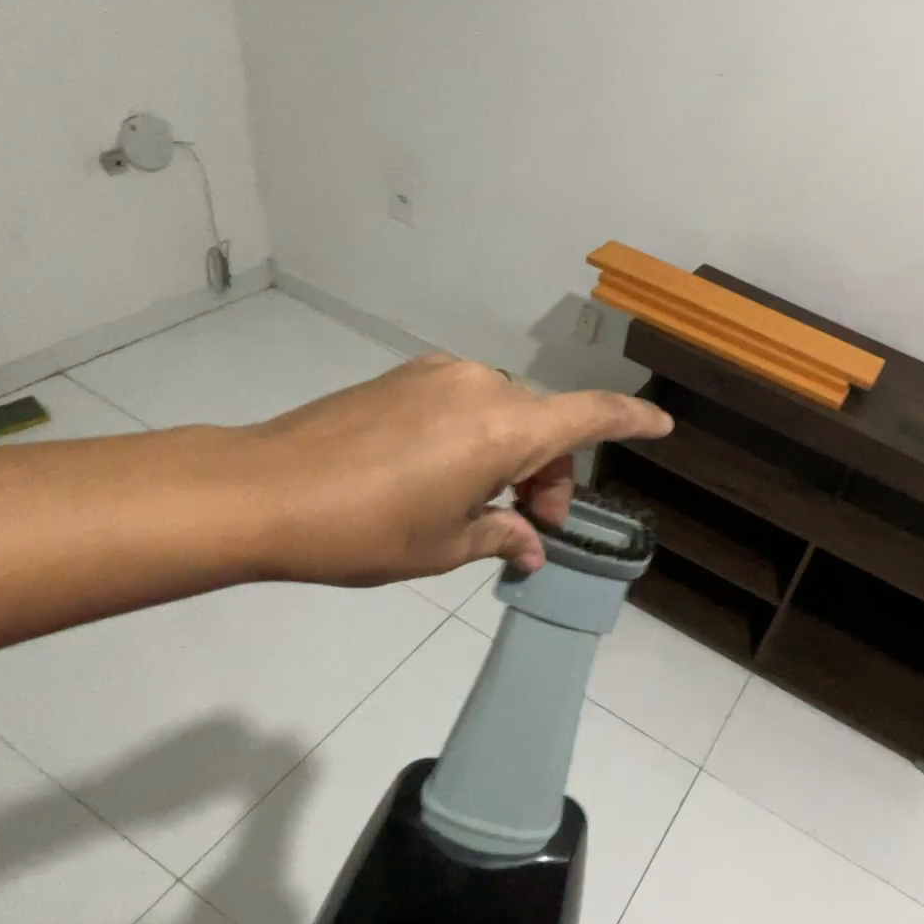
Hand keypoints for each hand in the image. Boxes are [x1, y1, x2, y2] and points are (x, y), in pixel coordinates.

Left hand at [238, 354, 671, 585]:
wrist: (261, 490)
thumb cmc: (366, 529)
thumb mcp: (445, 546)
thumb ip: (502, 536)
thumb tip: (529, 548)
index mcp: (505, 428)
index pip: (591, 415)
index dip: (632, 420)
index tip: (662, 426)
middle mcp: (482, 387)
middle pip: (546, 422)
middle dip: (551, 472)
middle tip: (529, 525)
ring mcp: (440, 375)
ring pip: (506, 411)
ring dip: (514, 454)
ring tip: (480, 504)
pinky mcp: (405, 377)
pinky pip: (466, 403)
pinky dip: (478, 437)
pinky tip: (444, 474)